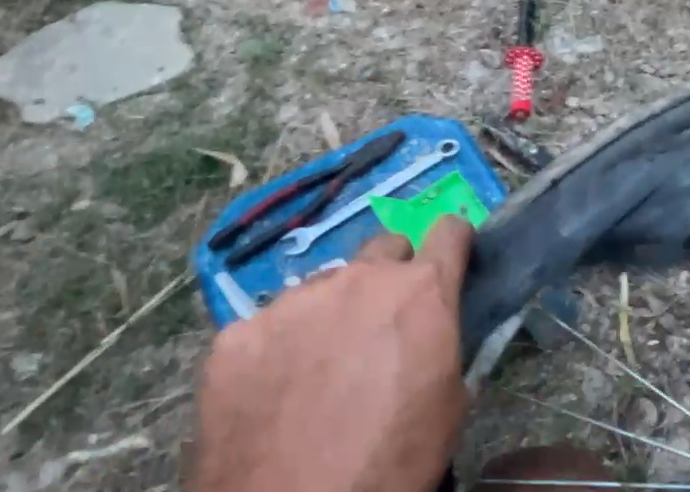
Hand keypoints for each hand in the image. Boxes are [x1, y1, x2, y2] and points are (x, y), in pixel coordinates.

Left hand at [189, 215, 474, 491]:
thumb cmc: (393, 460)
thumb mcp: (450, 398)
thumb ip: (442, 341)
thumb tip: (432, 330)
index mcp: (422, 290)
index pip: (450, 230)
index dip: (452, 246)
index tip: (448, 265)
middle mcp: (361, 279)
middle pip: (384, 247)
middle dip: (390, 275)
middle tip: (381, 326)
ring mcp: (294, 303)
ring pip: (323, 287)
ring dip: (331, 312)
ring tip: (318, 368)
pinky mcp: (236, 336)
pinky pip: (266, 326)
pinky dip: (275, 348)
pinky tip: (272, 392)